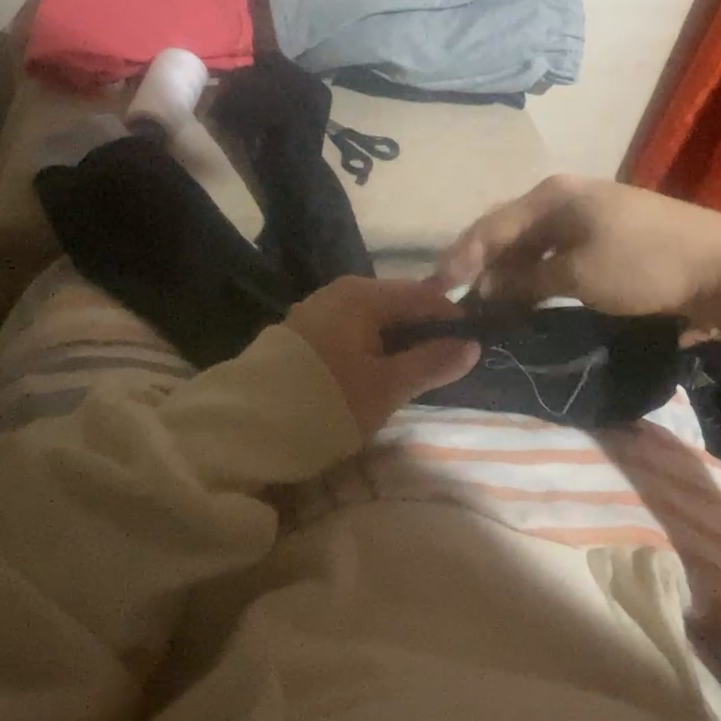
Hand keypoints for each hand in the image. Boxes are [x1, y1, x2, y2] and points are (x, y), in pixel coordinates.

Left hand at [285, 276, 480, 434]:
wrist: (247, 428)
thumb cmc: (327, 402)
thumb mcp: (387, 388)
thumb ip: (431, 363)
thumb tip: (472, 345)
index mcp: (363, 295)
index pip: (423, 296)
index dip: (452, 319)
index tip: (473, 347)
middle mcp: (339, 292)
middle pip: (397, 305)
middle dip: (424, 332)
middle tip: (446, 366)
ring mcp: (317, 311)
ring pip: (373, 321)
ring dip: (397, 344)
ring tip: (414, 376)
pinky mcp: (302, 335)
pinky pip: (351, 332)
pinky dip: (371, 349)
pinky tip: (376, 375)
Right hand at [435, 175, 720, 322]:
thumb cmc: (643, 263)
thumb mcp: (578, 274)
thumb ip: (527, 280)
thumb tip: (489, 289)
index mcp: (552, 196)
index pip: (490, 226)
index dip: (459, 259)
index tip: (436, 292)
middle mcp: (564, 199)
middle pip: (508, 233)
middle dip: (482, 267)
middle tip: (459, 304)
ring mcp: (587, 217)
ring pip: (532, 246)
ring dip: (509, 275)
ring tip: (488, 308)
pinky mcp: (605, 238)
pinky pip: (555, 255)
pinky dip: (536, 277)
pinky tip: (527, 299)